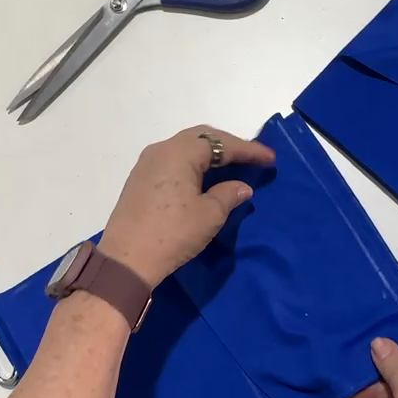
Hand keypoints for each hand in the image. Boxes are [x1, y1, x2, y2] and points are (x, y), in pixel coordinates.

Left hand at [99, 126, 275, 286]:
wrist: (127, 259)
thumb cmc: (172, 234)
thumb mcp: (209, 215)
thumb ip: (229, 195)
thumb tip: (241, 186)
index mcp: (180, 153)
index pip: (221, 144)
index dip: (248, 150)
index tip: (270, 158)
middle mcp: (161, 150)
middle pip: (201, 138)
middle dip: (228, 146)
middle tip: (251, 159)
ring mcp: (147, 164)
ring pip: (185, 148)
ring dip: (209, 155)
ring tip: (230, 166)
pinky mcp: (140, 179)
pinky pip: (173, 161)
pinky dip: (192, 164)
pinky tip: (203, 178)